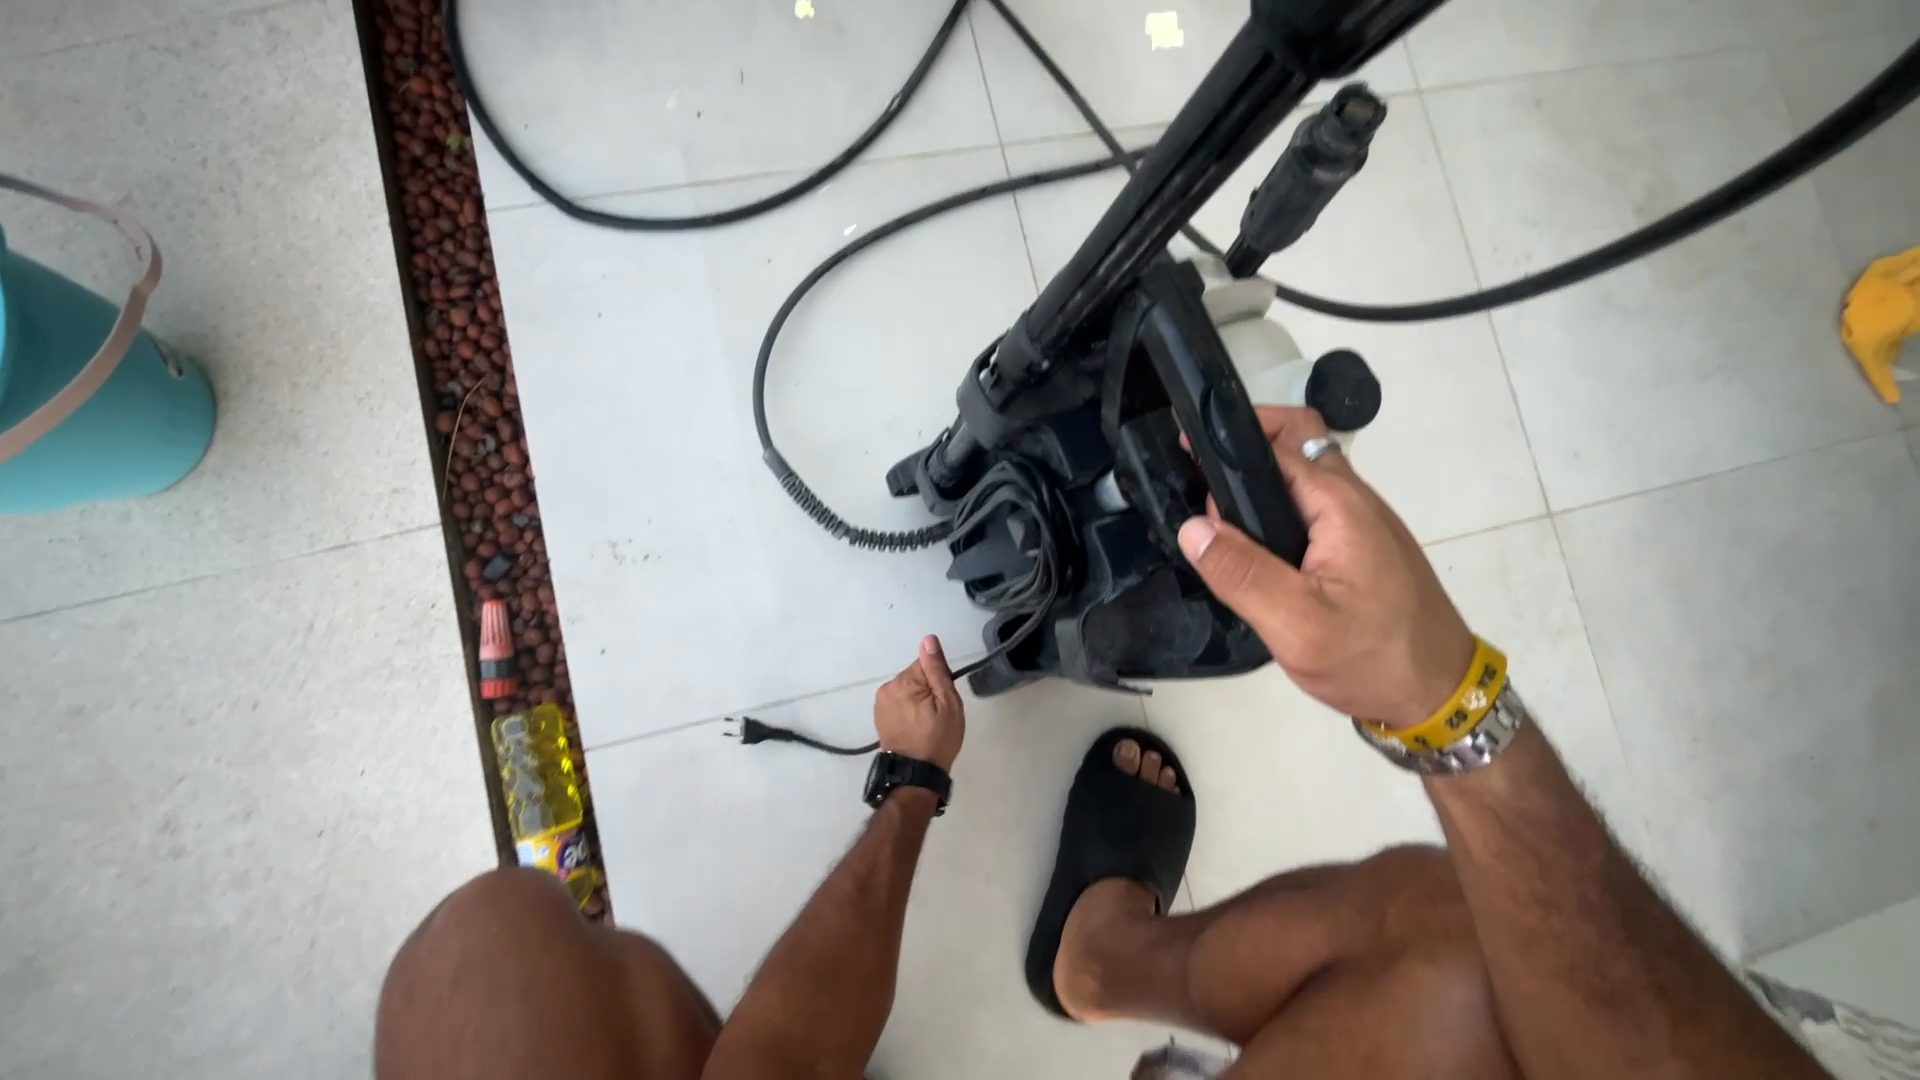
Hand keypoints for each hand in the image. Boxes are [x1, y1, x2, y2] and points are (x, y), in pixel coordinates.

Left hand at [873, 636, 965, 769]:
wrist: (916, 775)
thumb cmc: (937, 739)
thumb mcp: (947, 703)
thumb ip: (937, 670)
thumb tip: (928, 639)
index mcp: (904, 682)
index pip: (927, 664)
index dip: (940, 680)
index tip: (943, 700)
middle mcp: (887, 687)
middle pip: (916, 676)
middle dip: (929, 691)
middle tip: (938, 716)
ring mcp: (881, 703)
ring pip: (908, 690)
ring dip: (918, 701)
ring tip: (927, 724)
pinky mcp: (880, 716)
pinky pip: (900, 703)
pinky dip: (909, 711)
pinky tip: (916, 728)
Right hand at [1178, 406, 1474, 729]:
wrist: (1441, 697)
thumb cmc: (1371, 658)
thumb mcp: (1297, 624)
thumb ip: (1242, 573)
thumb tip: (1191, 527)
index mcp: (1339, 505)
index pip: (1277, 445)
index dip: (1228, 445)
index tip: (1183, 456)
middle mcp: (1353, 500)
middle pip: (1298, 442)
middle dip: (1247, 444)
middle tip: (1198, 477)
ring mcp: (1361, 523)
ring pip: (1303, 476)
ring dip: (1259, 479)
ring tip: (1213, 518)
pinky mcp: (1361, 547)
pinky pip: (1312, 507)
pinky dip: (1276, 507)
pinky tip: (1251, 546)